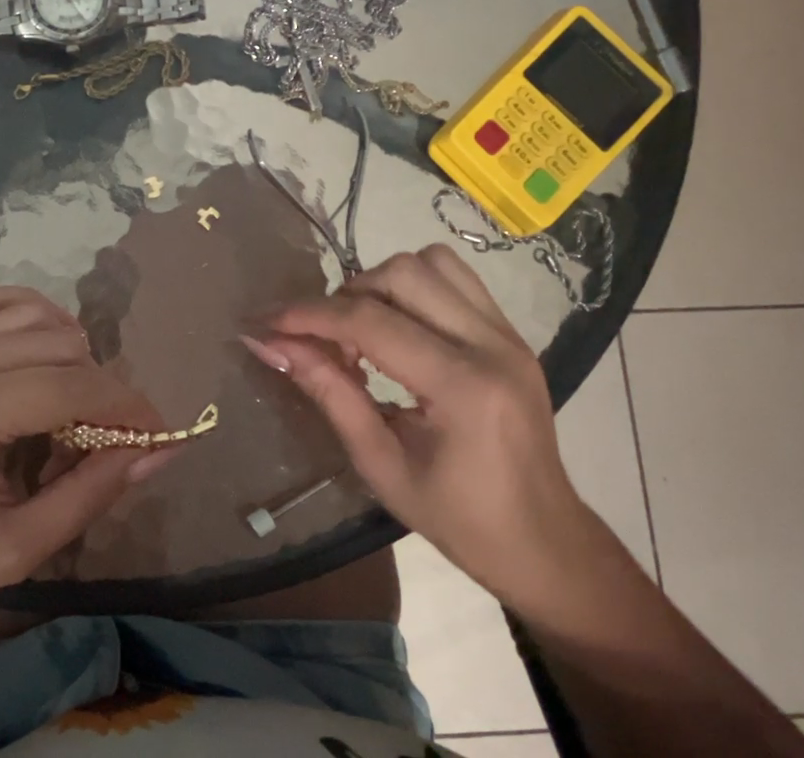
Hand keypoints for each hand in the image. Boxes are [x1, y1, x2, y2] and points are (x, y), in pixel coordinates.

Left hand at [0, 287, 168, 624]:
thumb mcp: (19, 547)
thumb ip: (91, 493)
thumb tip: (158, 451)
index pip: (72, 387)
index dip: (128, 408)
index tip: (161, 437)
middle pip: (62, 346)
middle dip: (104, 389)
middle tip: (111, 441)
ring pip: (36, 317)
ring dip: (73, 355)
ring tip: (77, 408)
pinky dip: (34, 318)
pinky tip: (47, 354)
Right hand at [244, 245, 602, 604]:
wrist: (540, 540)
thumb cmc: (455, 516)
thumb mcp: (377, 462)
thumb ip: (327, 391)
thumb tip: (268, 345)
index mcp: (462, 387)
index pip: (370, 322)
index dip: (308, 315)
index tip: (264, 323)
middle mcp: (492, 346)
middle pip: (402, 275)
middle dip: (346, 297)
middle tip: (324, 342)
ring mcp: (509, 335)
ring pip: (431, 264)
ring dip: (381, 285)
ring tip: (361, 331)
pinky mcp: (512, 334)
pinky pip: (455, 281)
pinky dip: (411, 291)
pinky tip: (395, 331)